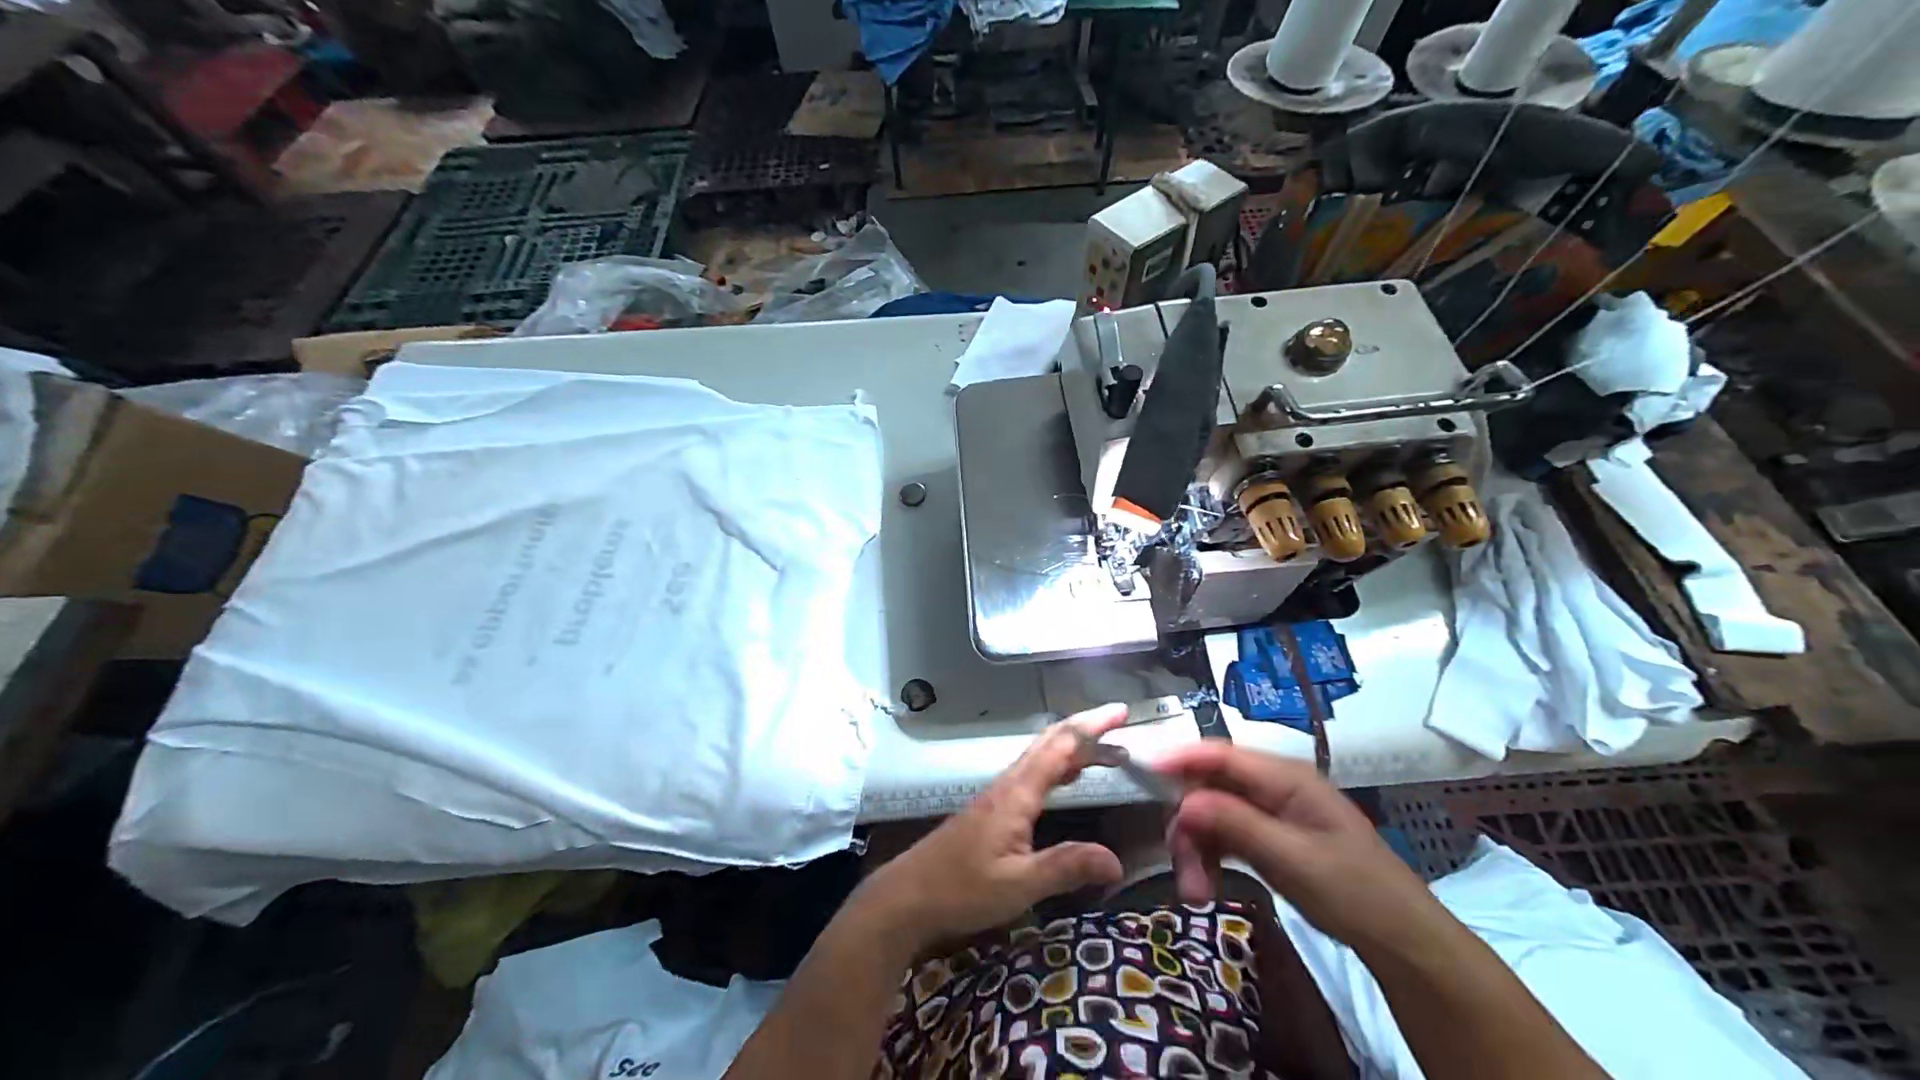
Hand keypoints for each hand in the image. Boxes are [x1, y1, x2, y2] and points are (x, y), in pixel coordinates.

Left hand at [856, 705, 1128, 948]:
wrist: (907, 896)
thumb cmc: (961, 889)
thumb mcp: (1018, 885)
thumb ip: (1065, 868)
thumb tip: (1116, 861)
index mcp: (1016, 794)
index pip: (1060, 748)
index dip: (1091, 727)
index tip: (1121, 712)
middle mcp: (1007, 786)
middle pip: (1049, 744)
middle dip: (1085, 729)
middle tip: (1119, 722)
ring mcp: (997, 797)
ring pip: (1039, 758)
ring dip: (1072, 747)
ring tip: (1106, 750)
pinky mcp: (991, 811)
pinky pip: (1031, 775)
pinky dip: (1056, 767)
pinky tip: (1065, 780)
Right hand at [1155, 741, 1444, 952]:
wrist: (1401, 940)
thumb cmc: (1356, 892)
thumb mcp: (1295, 860)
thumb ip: (1238, 825)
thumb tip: (1183, 801)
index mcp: (1285, 778)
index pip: (1221, 754)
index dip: (1180, 758)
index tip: (1142, 772)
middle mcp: (1272, 787)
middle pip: (1208, 789)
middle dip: (1188, 826)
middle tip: (1182, 871)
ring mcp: (1268, 812)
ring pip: (1210, 815)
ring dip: (1195, 850)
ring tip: (1196, 894)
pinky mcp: (1265, 837)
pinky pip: (1222, 836)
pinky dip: (1209, 858)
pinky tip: (1206, 887)